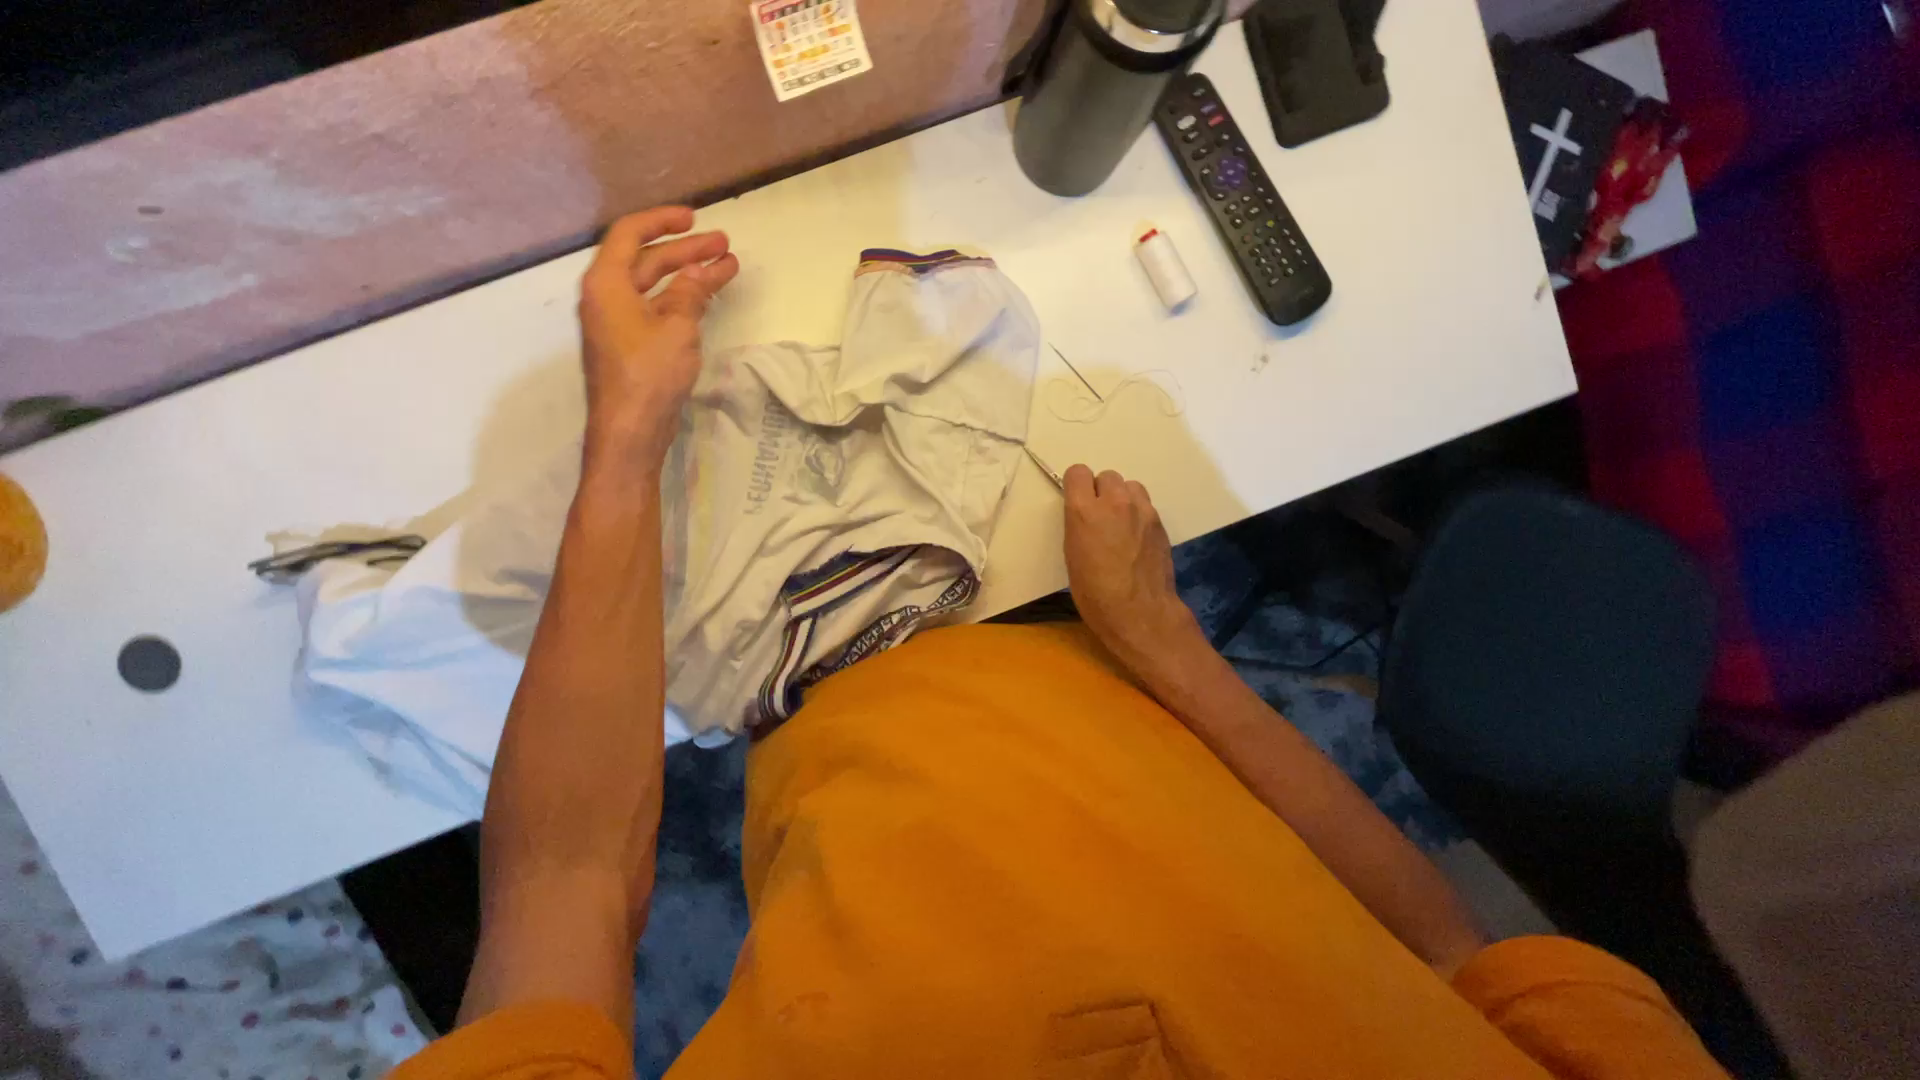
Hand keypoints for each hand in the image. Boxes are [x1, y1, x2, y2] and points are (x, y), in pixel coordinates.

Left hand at [577, 206, 739, 473]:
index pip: (631, 234)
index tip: (695, 219)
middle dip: (686, 251)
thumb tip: (704, 270)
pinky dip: (681, 299)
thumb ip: (691, 292)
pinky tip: (706, 300)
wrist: (629, 431)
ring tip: (725, 269)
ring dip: (688, 276)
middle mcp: (606, 297)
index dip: (663, 221)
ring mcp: (617, 323)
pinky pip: (656, 308)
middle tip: (724, 246)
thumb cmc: (649, 374)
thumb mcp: (677, 327)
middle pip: (646, 260)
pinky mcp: (630, 346)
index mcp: (607, 283)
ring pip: (654, 286)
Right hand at [1062, 465, 1202, 669]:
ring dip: (1122, 498)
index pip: (1078, 472)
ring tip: (1120, 523)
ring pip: (1130, 486)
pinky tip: (1136, 538)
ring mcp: (1142, 511)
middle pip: (1107, 476)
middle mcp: (1115, 503)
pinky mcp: (1160, 524)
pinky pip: (1145, 506)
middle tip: (1099, 516)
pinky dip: (1138, 514)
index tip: (1076, 500)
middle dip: (1100, 491)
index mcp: (1084, 511)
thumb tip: (1086, 518)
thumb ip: (1079, 526)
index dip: (1076, 485)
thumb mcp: (1072, 557)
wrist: (1140, 613)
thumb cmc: (1095, 594)